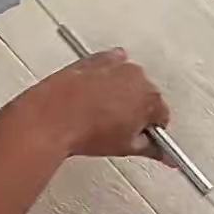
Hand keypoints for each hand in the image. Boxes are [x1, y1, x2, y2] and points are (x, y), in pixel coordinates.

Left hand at [11, 48, 171, 160]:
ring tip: (103, 113)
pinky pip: (109, 65)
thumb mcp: (125, 147)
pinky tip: (96, 92)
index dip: (152, 128)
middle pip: (146, 95)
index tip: (143, 135)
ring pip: (128, 80)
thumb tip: (161, 153)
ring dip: (122, 93)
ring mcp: (115, 66)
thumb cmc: (85, 130)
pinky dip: (107, 76)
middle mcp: (136, 77)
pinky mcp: (95, 60)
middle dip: (138, 110)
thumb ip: (152, 149)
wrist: (52, 118)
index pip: (162, 115)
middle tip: (122, 128)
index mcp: (150, 98)